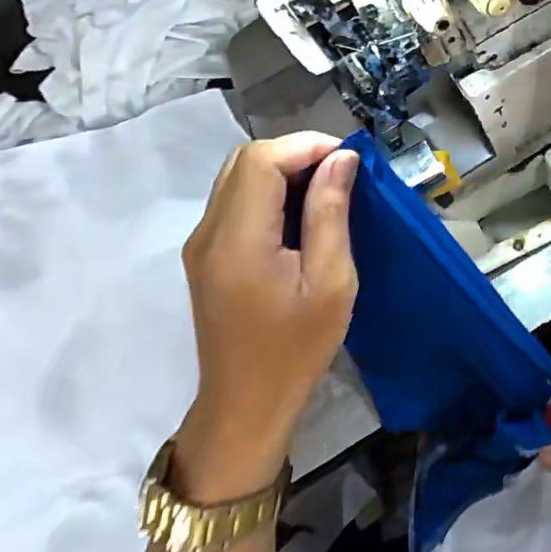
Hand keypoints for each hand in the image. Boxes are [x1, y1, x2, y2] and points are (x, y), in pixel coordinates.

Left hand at [173, 134, 359, 501]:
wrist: (245, 405)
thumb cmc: (295, 349)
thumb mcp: (330, 282)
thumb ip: (330, 213)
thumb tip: (341, 159)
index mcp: (238, 238)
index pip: (262, 159)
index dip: (306, 145)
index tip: (349, 160)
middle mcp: (209, 231)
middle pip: (244, 159)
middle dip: (295, 152)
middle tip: (339, 173)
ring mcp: (201, 242)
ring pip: (237, 175)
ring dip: (281, 168)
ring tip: (324, 188)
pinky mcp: (205, 253)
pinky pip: (234, 199)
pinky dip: (268, 190)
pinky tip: (298, 213)